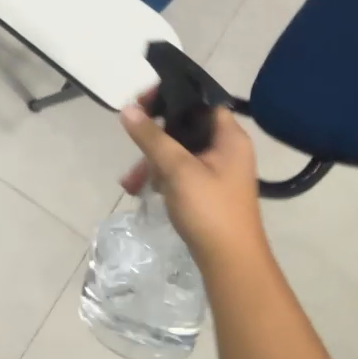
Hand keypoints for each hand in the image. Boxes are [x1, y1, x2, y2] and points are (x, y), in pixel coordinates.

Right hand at [119, 95, 265, 266]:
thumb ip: (152, 137)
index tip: (142, 102)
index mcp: (229, 138)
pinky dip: (159, 175)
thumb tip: (127, 109)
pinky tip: (142, 189)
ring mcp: (216, 170)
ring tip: (131, 180)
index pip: (201, 102)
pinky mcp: (205, 188)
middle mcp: (225, 149)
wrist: (230, 261)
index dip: (172, 96)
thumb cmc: (210, 209)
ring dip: (151, 160)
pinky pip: (177, 170)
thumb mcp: (177, 169)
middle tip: (131, 138)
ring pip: (176, 151)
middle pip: (184, 126)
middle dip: (153, 136)